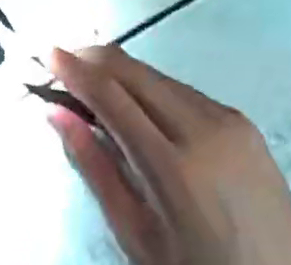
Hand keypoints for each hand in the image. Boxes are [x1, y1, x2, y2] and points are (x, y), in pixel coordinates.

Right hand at [48, 46, 290, 264]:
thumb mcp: (138, 236)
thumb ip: (95, 168)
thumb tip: (55, 112)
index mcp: (176, 170)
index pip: (112, 96)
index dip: (75, 70)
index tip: (48, 54)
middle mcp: (205, 131)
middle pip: (133, 71)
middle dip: (92, 59)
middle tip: (62, 64)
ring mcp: (228, 121)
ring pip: (155, 75)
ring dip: (120, 73)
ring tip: (93, 88)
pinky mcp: (242, 120)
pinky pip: (181, 89)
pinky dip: (150, 89)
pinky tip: (137, 107)